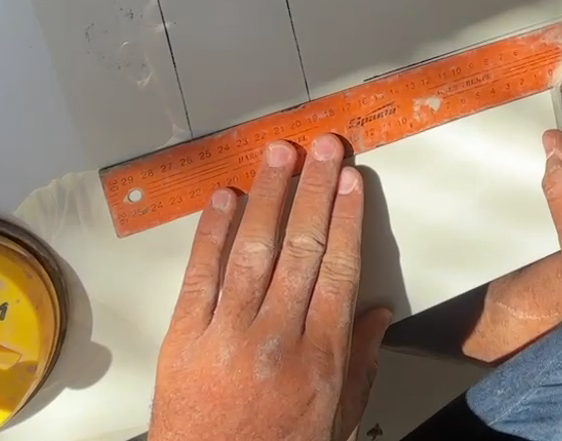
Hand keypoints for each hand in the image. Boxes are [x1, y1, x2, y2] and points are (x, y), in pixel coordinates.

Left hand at [151, 136, 392, 440]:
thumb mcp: (337, 420)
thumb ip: (360, 364)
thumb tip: (379, 313)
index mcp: (319, 358)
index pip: (339, 268)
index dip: (346, 217)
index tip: (350, 179)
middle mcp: (276, 338)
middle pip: (302, 247)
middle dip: (315, 189)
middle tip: (324, 147)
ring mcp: (227, 335)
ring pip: (254, 248)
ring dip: (269, 194)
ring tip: (280, 154)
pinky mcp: (183, 339)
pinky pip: (201, 274)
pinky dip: (213, 231)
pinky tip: (225, 197)